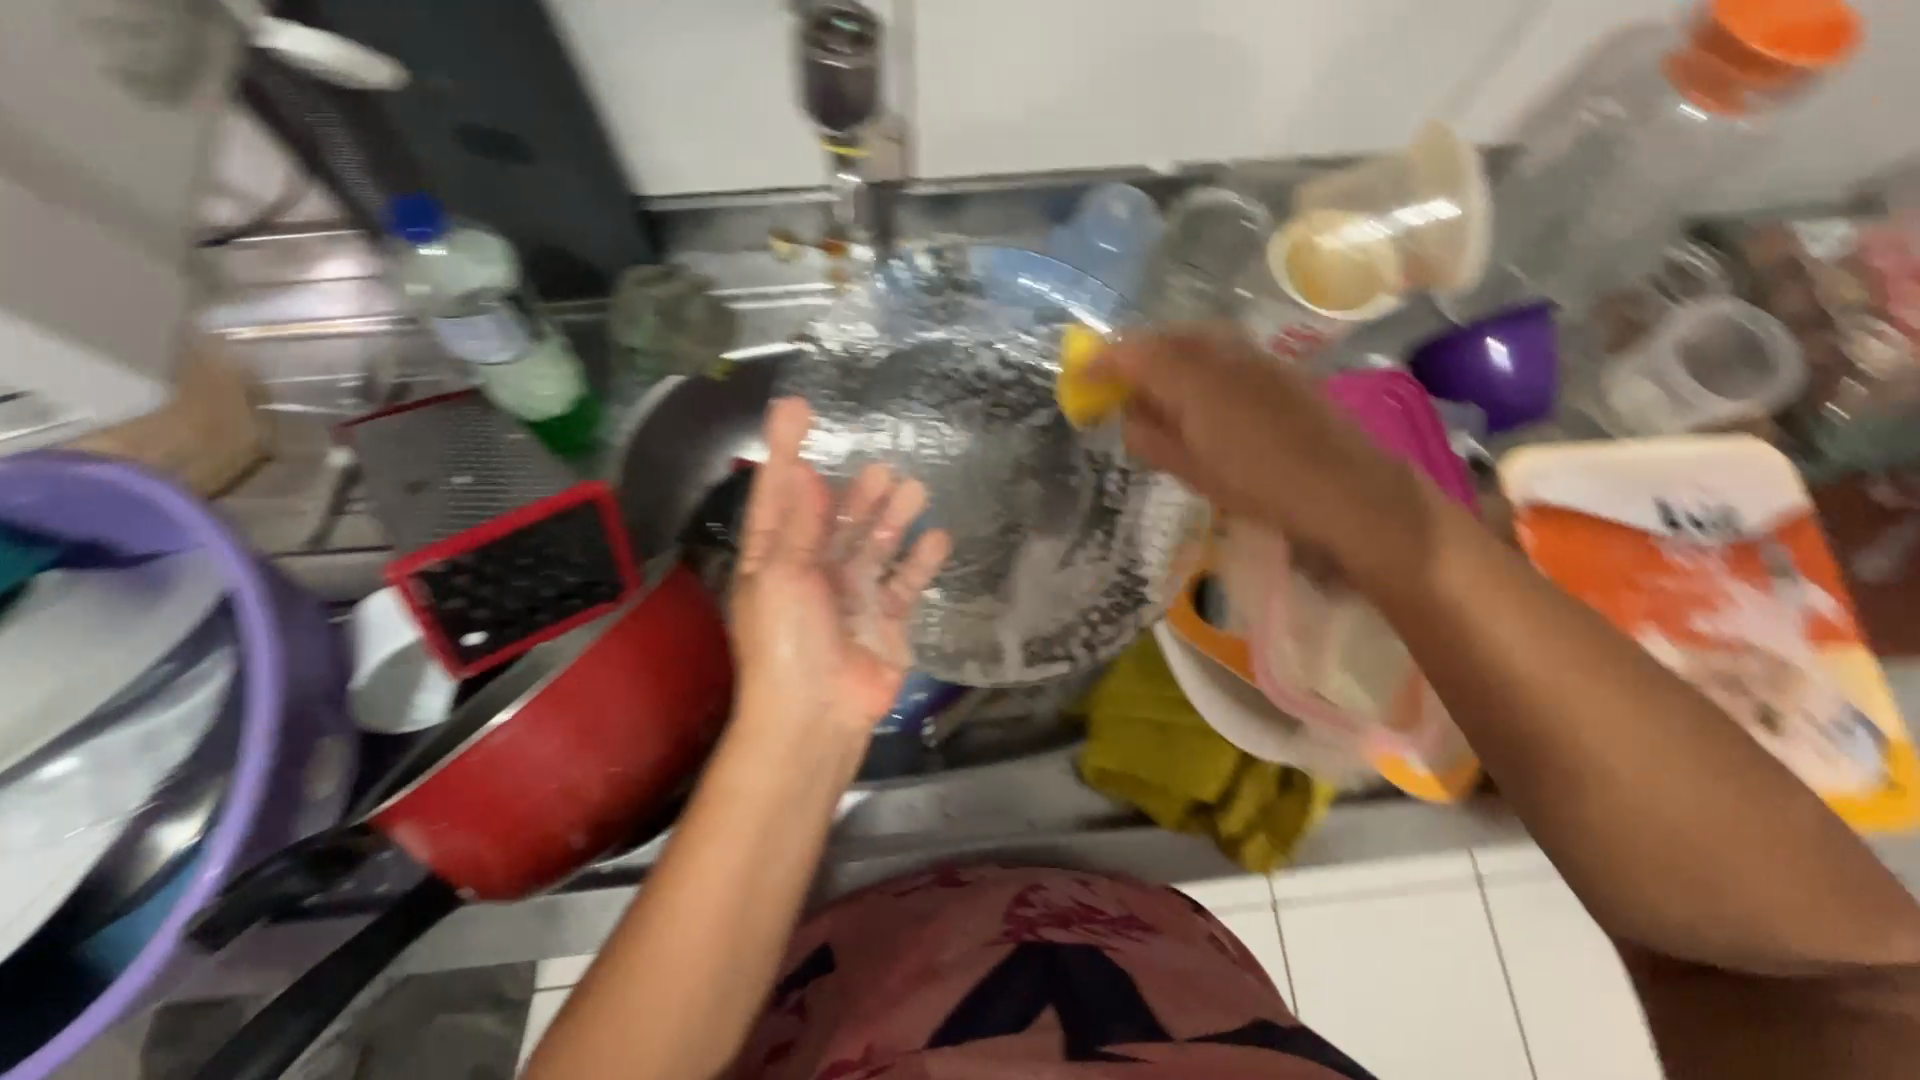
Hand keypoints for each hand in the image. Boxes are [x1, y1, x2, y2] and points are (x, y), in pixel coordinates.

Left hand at [729, 398, 950, 737]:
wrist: (818, 716)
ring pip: (874, 543)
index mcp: (774, 557)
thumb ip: (798, 522)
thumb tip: (803, 469)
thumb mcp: (780, 574)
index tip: (796, 408)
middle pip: (836, 517)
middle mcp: (811, 570)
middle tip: (882, 470)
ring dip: (891, 517)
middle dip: (857, 492)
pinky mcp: (885, 618)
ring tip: (913, 490)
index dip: (785, 451)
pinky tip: (937, 538)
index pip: (780, 493)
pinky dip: (921, 559)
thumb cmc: (788, 643)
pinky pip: (906, 580)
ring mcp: (851, 594)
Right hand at [1094, 324, 1438, 595]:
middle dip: (1135, 354)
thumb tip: (1129, 416)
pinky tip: (1201, 397)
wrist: (1348, 490)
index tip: (1079, 374)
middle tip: (1116, 383)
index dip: (1101, 361)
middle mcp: (1222, 352)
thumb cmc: (1261, 487)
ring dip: (1168, 356)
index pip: (1132, 353)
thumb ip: (1150, 437)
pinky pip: (1224, 351)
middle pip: (1165, 337)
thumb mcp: (1191, 471)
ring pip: (1197, 339)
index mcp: (1193, 377)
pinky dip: (1199, 364)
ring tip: (1155, 391)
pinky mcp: (1280, 366)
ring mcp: (1255, 354)